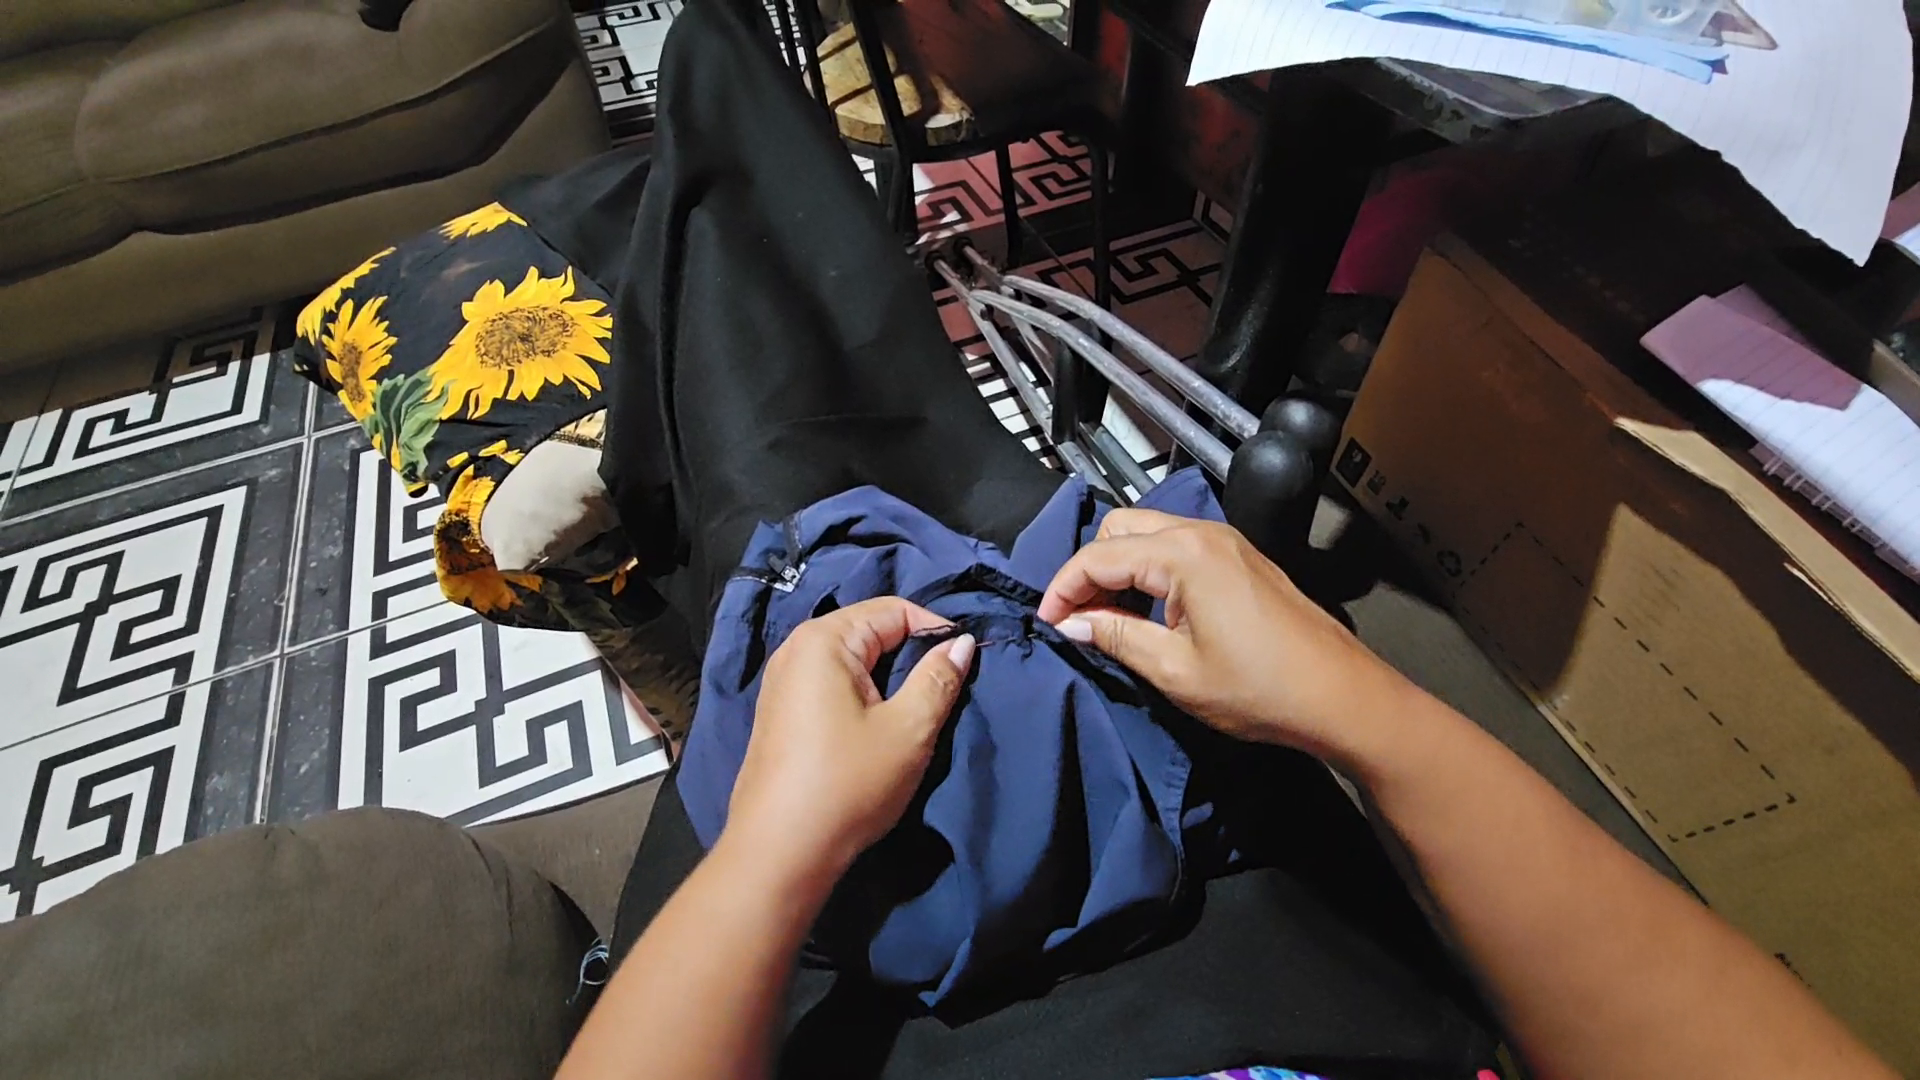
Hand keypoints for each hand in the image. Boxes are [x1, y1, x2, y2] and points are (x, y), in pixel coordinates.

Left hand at [724, 597, 975, 882]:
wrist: (778, 854)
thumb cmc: (847, 783)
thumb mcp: (908, 730)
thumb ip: (938, 678)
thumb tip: (961, 643)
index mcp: (824, 640)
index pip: (894, 610)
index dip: (936, 630)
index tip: (964, 663)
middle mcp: (796, 649)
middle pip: (870, 630)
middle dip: (913, 653)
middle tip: (945, 689)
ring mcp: (783, 681)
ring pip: (853, 659)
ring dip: (890, 675)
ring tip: (917, 708)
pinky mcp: (781, 711)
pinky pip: (832, 682)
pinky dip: (863, 692)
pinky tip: (878, 725)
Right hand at [1037, 508, 1411, 762]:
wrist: (1345, 699)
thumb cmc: (1260, 689)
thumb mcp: (1175, 670)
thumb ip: (1116, 636)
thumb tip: (1071, 623)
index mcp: (1183, 554)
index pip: (1098, 556)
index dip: (1062, 589)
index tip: (1048, 624)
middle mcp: (1203, 532)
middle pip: (1119, 529)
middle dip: (1089, 570)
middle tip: (1080, 619)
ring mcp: (1226, 541)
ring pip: (1147, 534)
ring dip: (1119, 569)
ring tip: (1110, 619)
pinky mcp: (1240, 558)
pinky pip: (1176, 547)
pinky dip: (1149, 570)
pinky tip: (1150, 611)